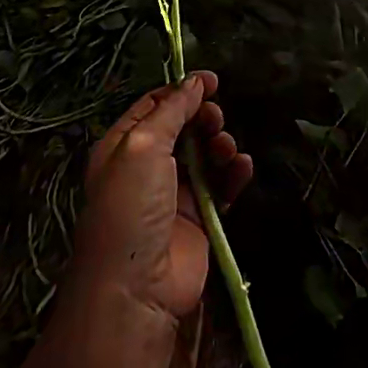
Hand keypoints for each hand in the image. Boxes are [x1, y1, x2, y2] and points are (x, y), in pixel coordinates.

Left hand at [75, 70, 253, 316]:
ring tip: (226, 148)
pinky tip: (242, 166)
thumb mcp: (144, 144)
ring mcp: (174, 193)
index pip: (154, 105)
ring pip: (204, 155)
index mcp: (124, 145)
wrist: (136, 286)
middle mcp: (147, 166)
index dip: (182, 90)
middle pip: (182, 128)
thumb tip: (194, 81)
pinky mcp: (198, 218)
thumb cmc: (131, 205)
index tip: (211, 81)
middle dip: (203, 117)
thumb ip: (172, 110)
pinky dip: (233, 174)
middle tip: (216, 118)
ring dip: (219, 144)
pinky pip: (221, 186)